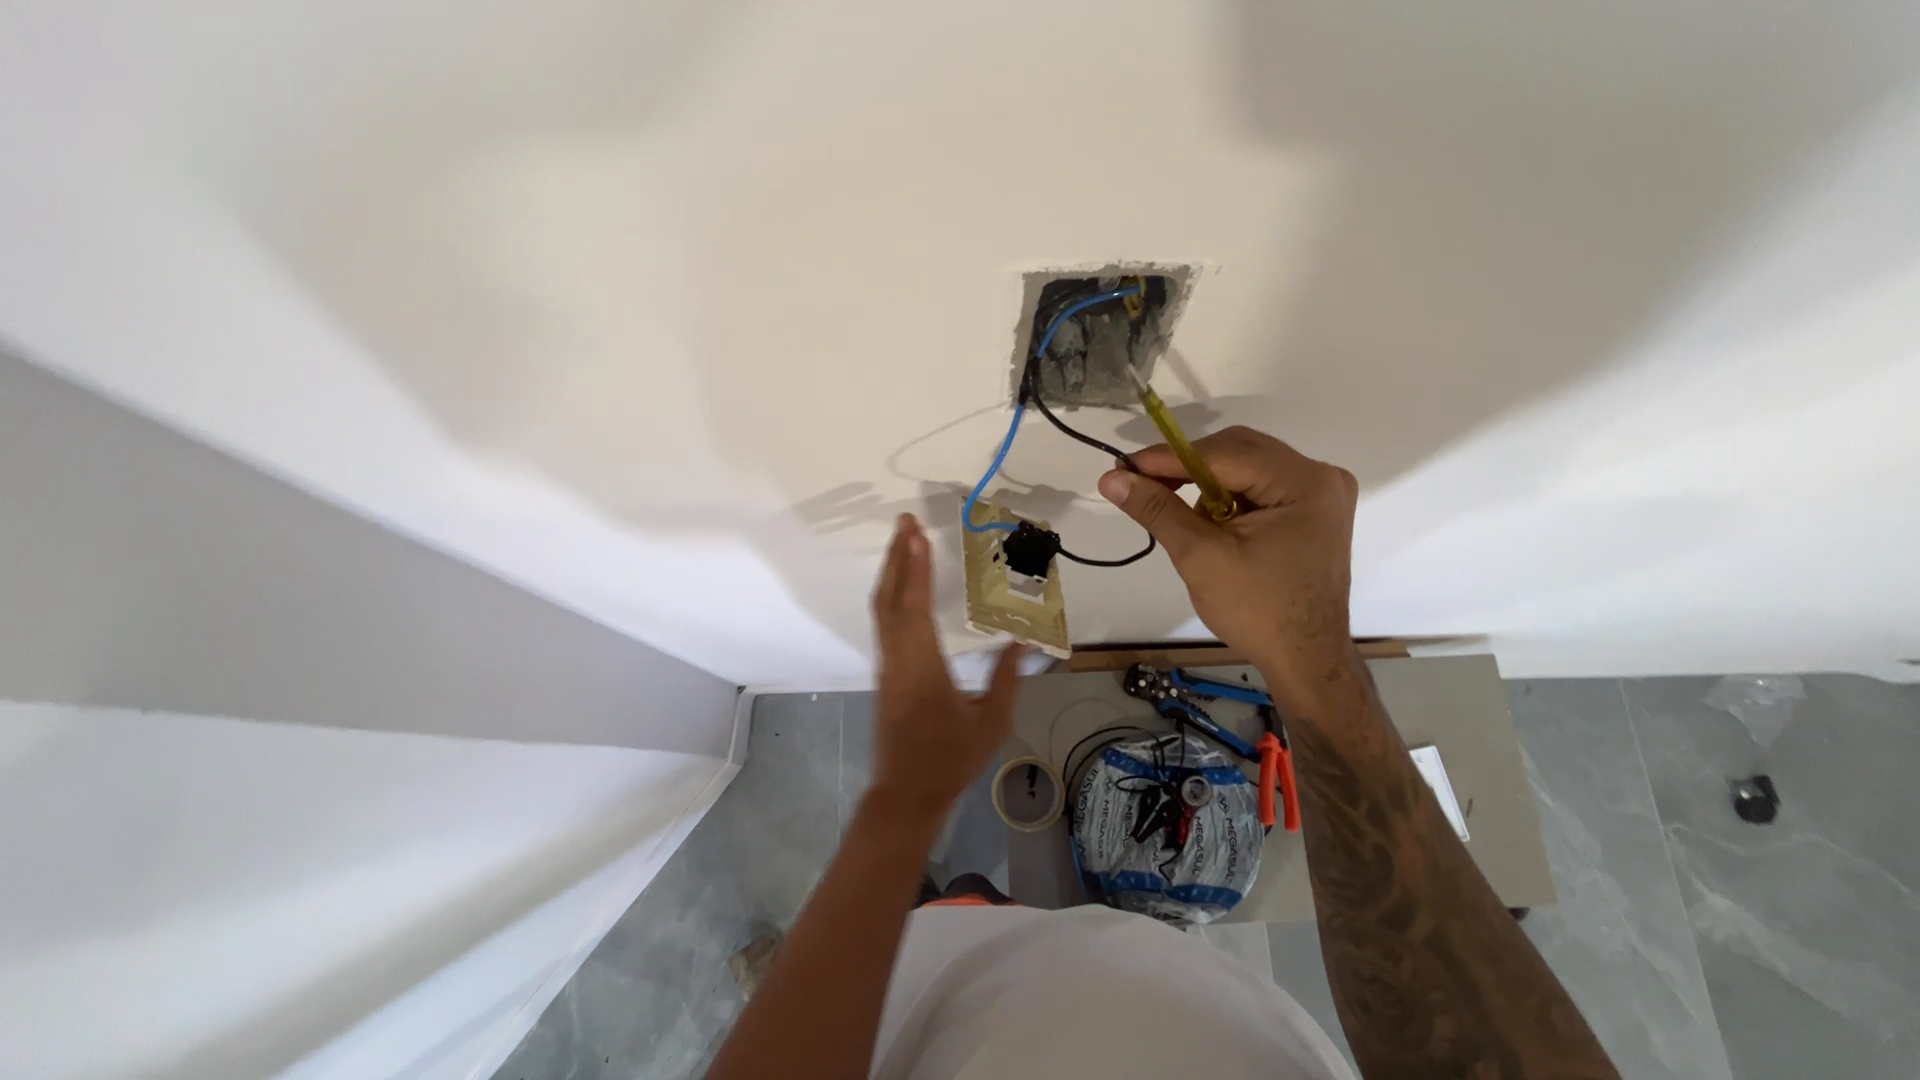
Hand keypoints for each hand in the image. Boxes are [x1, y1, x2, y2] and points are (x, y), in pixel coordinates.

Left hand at [868, 514, 1023, 822]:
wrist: (907, 791)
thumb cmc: (951, 758)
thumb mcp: (991, 722)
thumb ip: (1007, 678)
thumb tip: (1022, 639)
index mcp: (922, 668)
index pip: (914, 607)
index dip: (914, 568)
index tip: (916, 534)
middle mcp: (897, 659)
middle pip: (889, 598)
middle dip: (897, 556)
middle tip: (906, 521)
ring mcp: (887, 665)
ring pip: (882, 609)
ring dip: (891, 571)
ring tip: (904, 541)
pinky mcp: (885, 672)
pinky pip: (884, 622)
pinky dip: (891, 593)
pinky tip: (902, 584)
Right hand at [1098, 426, 1359, 698]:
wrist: (1305, 661)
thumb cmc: (1256, 611)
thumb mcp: (1200, 556)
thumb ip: (1157, 509)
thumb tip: (1111, 478)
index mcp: (1304, 482)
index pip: (1225, 453)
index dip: (1170, 458)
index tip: (1124, 468)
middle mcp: (1321, 477)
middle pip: (1240, 451)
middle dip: (1190, 469)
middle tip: (1146, 487)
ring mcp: (1322, 495)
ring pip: (1248, 468)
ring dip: (1209, 486)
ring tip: (1185, 520)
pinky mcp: (1314, 513)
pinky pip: (1261, 488)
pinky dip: (1230, 499)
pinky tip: (1213, 526)